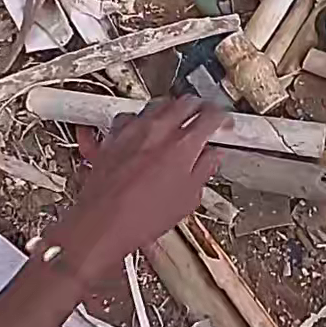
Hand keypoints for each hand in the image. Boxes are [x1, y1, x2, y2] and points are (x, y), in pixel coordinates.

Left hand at [44, 97, 224, 284]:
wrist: (102, 223)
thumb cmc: (141, 218)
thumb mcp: (187, 199)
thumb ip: (203, 170)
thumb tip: (212, 157)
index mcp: (182, 145)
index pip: (210, 117)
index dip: (221, 118)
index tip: (223, 124)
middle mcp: (157, 131)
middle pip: (185, 103)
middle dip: (199, 107)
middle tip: (205, 116)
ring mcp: (132, 131)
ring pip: (158, 104)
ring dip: (171, 108)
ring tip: (177, 118)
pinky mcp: (113, 136)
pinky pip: (130, 116)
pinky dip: (142, 118)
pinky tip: (144, 128)